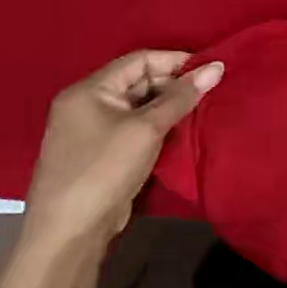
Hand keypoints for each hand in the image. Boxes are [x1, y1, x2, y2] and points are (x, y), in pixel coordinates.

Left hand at [21, 51, 221, 253]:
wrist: (70, 227)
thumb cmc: (105, 169)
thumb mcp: (148, 128)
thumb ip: (182, 96)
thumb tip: (216, 67)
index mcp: (89, 90)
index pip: (140, 60)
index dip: (178, 61)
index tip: (213, 71)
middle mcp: (87, 103)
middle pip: (140, 80)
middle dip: (177, 84)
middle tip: (213, 93)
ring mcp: (93, 127)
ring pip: (141, 103)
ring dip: (172, 104)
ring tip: (204, 110)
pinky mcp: (103, 149)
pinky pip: (137, 124)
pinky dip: (161, 123)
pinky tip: (184, 129)